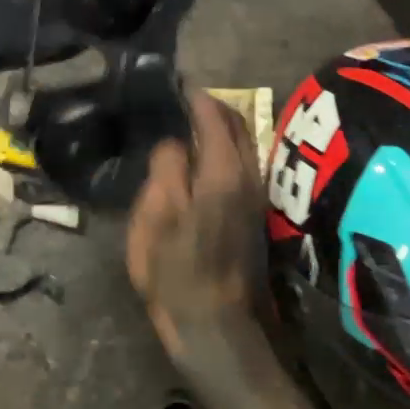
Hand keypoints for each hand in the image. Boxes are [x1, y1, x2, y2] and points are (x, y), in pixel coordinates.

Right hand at [126, 88, 266, 351]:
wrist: (214, 325)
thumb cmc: (175, 271)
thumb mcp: (155, 217)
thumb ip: (166, 171)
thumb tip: (173, 141)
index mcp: (221, 172)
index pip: (213, 115)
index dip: (192, 95)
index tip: (171, 82)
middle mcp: (247, 177)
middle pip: (237, 123)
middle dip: (210, 104)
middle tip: (179, 98)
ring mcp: (254, 196)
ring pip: (243, 143)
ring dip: (218, 126)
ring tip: (185, 121)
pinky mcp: (252, 213)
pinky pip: (241, 161)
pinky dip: (222, 147)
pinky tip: (198, 155)